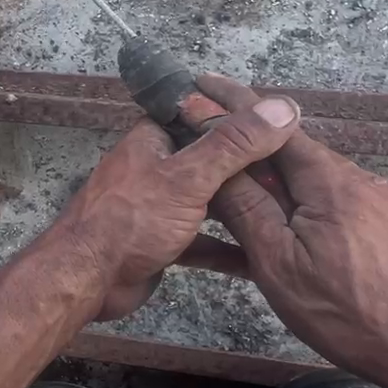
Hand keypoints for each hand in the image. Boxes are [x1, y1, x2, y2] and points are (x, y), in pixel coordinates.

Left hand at [50, 97, 301, 320]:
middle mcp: (153, 168)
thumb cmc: (129, 220)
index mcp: (151, 141)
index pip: (197, 114)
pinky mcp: (162, 241)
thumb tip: (280, 109)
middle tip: (298, 167)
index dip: (236, 115)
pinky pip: (204, 240)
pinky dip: (231, 247)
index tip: (282, 119)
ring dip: (244, 205)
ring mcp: (157, 206)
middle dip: (249, 164)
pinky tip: (267, 255)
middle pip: (209, 159)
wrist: (89, 278)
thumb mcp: (186, 177)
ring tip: (293, 206)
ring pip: (209, 200)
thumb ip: (232, 145)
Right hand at [196, 75, 387, 387]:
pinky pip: (336, 205)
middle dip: (247, 142)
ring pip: (314, 181)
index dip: (231, 102)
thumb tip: (215, 158)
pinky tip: (287, 228)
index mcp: (330, 183)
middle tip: (204, 139)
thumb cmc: (354, 315)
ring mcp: (386, 208)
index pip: (272, 126)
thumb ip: (246, 208)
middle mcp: (362, 183)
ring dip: (272, 177)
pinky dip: (300, 202)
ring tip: (235, 189)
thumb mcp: (279, 264)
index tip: (197, 82)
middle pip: (292, 151)